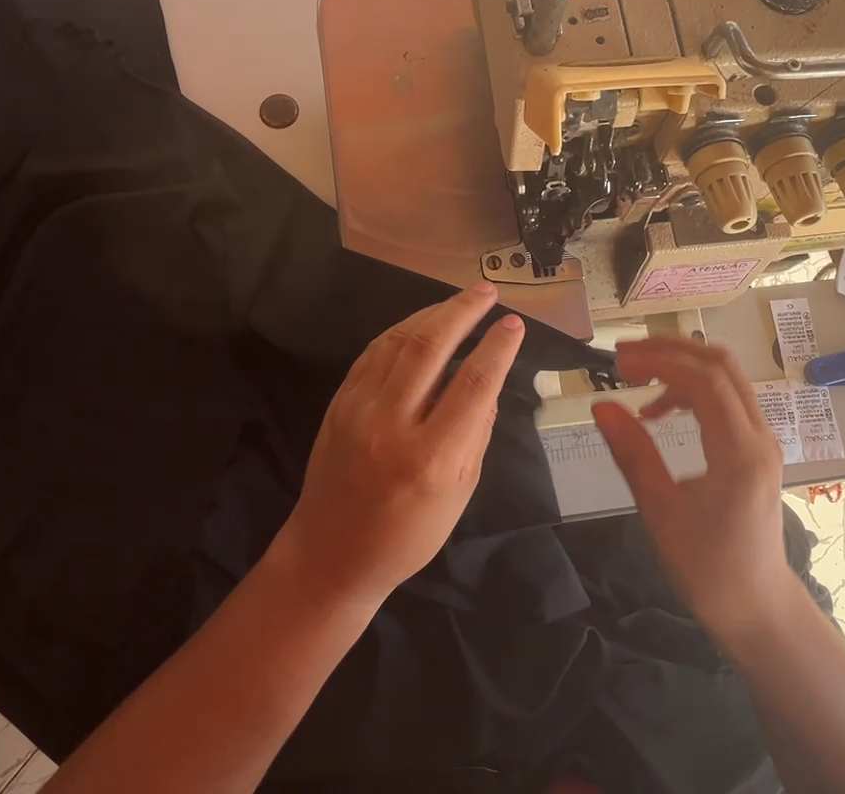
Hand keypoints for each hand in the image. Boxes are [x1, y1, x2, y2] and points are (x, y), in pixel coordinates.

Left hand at [274, 283, 524, 606]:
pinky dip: (401, 331)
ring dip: (432, 314)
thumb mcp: (460, 493)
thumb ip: (475, 433)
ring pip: (397, 341)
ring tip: (460, 303)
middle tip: (487, 292)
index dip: (497, 348)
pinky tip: (421, 324)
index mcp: (432, 457)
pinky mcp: (339, 402)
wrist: (332, 553)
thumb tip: (488, 380)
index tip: (513, 324)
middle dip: (462, 311)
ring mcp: (358, 409)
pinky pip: (373, 353)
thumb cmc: (407, 535)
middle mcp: (392, 425)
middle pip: (430, 346)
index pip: (473, 384)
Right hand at [592, 337, 794, 647]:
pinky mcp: (756, 449)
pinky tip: (658, 410)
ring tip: (634, 377)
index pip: (704, 381)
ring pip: (726, 378)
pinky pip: (726, 400)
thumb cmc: (708, 569)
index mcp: (738, 453)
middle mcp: (759, 437)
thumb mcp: (661, 514)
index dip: (659, 361)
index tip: (617, 365)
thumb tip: (601, 406)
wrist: (758, 608)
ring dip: (680, 366)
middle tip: (623, 357)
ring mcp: (762, 441)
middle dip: (670, 350)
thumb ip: (633, 455)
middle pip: (721, 365)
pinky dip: (691, 390)